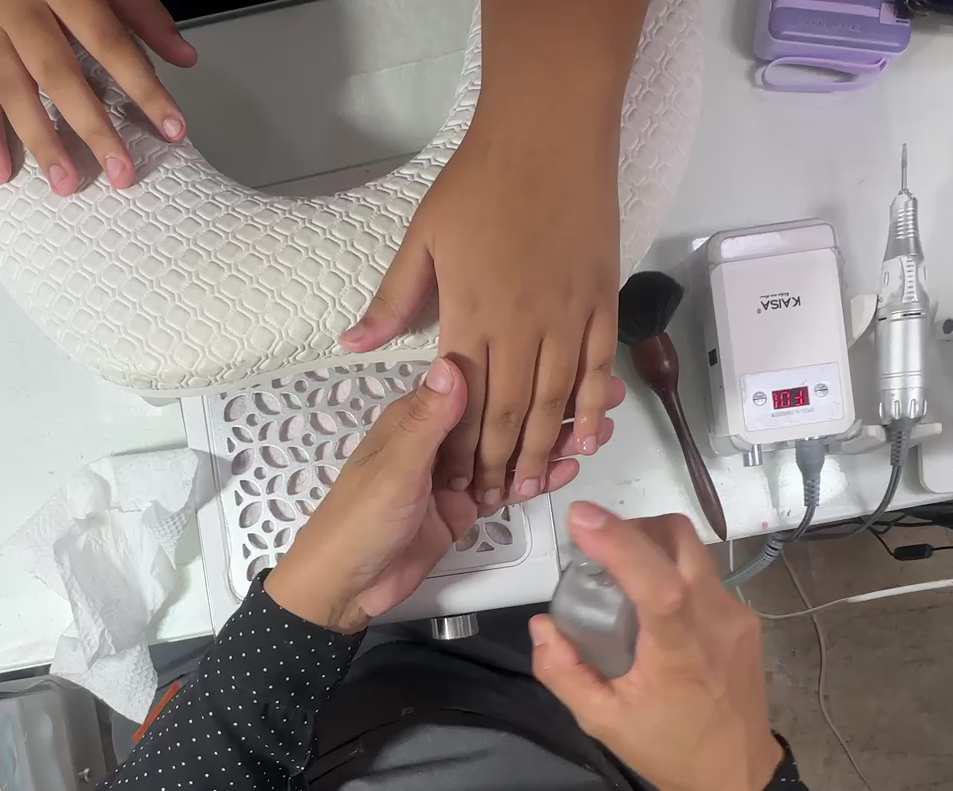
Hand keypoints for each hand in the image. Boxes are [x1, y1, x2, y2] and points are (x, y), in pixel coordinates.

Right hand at [0, 0, 197, 192]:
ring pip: (12, 90)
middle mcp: (17, 5)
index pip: (110, 42)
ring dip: (40, 142)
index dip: (144, 88)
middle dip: (92, 129)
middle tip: (120, 174)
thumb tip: (185, 57)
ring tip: (66, 185)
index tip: (173, 129)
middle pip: (57, 73)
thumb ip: (143, 15)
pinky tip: (2, 173)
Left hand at [267, 359, 617, 632]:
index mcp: (417, 420)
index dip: (528, 373)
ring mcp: (452, 477)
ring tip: (599, 432)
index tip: (575, 363)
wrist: (344, 585)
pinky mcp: (460, 510)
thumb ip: (425, 421)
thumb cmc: (359, 521)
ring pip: (510, 451)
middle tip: (608, 398)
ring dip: (550, 442)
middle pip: (504, 416)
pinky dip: (533, 479)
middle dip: (551, 406)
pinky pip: (503, 488)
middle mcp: (439, 442)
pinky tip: (566, 469)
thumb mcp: (393, 469)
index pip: (482, 385)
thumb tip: (454, 364)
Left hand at [336, 74, 621, 517]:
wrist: (549, 131)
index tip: (451, 484)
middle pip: (508, 412)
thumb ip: (391, 301)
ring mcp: (565, 317)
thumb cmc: (478, 185)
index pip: (461, 402)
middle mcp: (519, 328)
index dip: (458, 448)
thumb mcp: (420, 240)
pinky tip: (586, 437)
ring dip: (542, 447)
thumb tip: (353, 345)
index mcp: (469, 317)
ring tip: (533, 485)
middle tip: (494, 498)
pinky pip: (596, 368)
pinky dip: (591, 406)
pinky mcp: (600, 305)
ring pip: (553, 400)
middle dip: (498, 462)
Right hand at [530, 504, 784, 790]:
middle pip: (678, 540)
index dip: (620, 544)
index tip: (580, 518)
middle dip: (629, 527)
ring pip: (691, 549)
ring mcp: (735, 615)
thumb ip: (564, 672)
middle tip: (592, 545)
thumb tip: (542, 625)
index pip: (658, 583)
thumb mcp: (601, 722)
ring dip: (648, 543)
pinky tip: (646, 601)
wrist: (738, 778)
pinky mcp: (742, 618)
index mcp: (680, 651)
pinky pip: (701, 572)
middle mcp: (716, 621)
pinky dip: (668, 566)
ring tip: (614, 571)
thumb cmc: (668, 750)